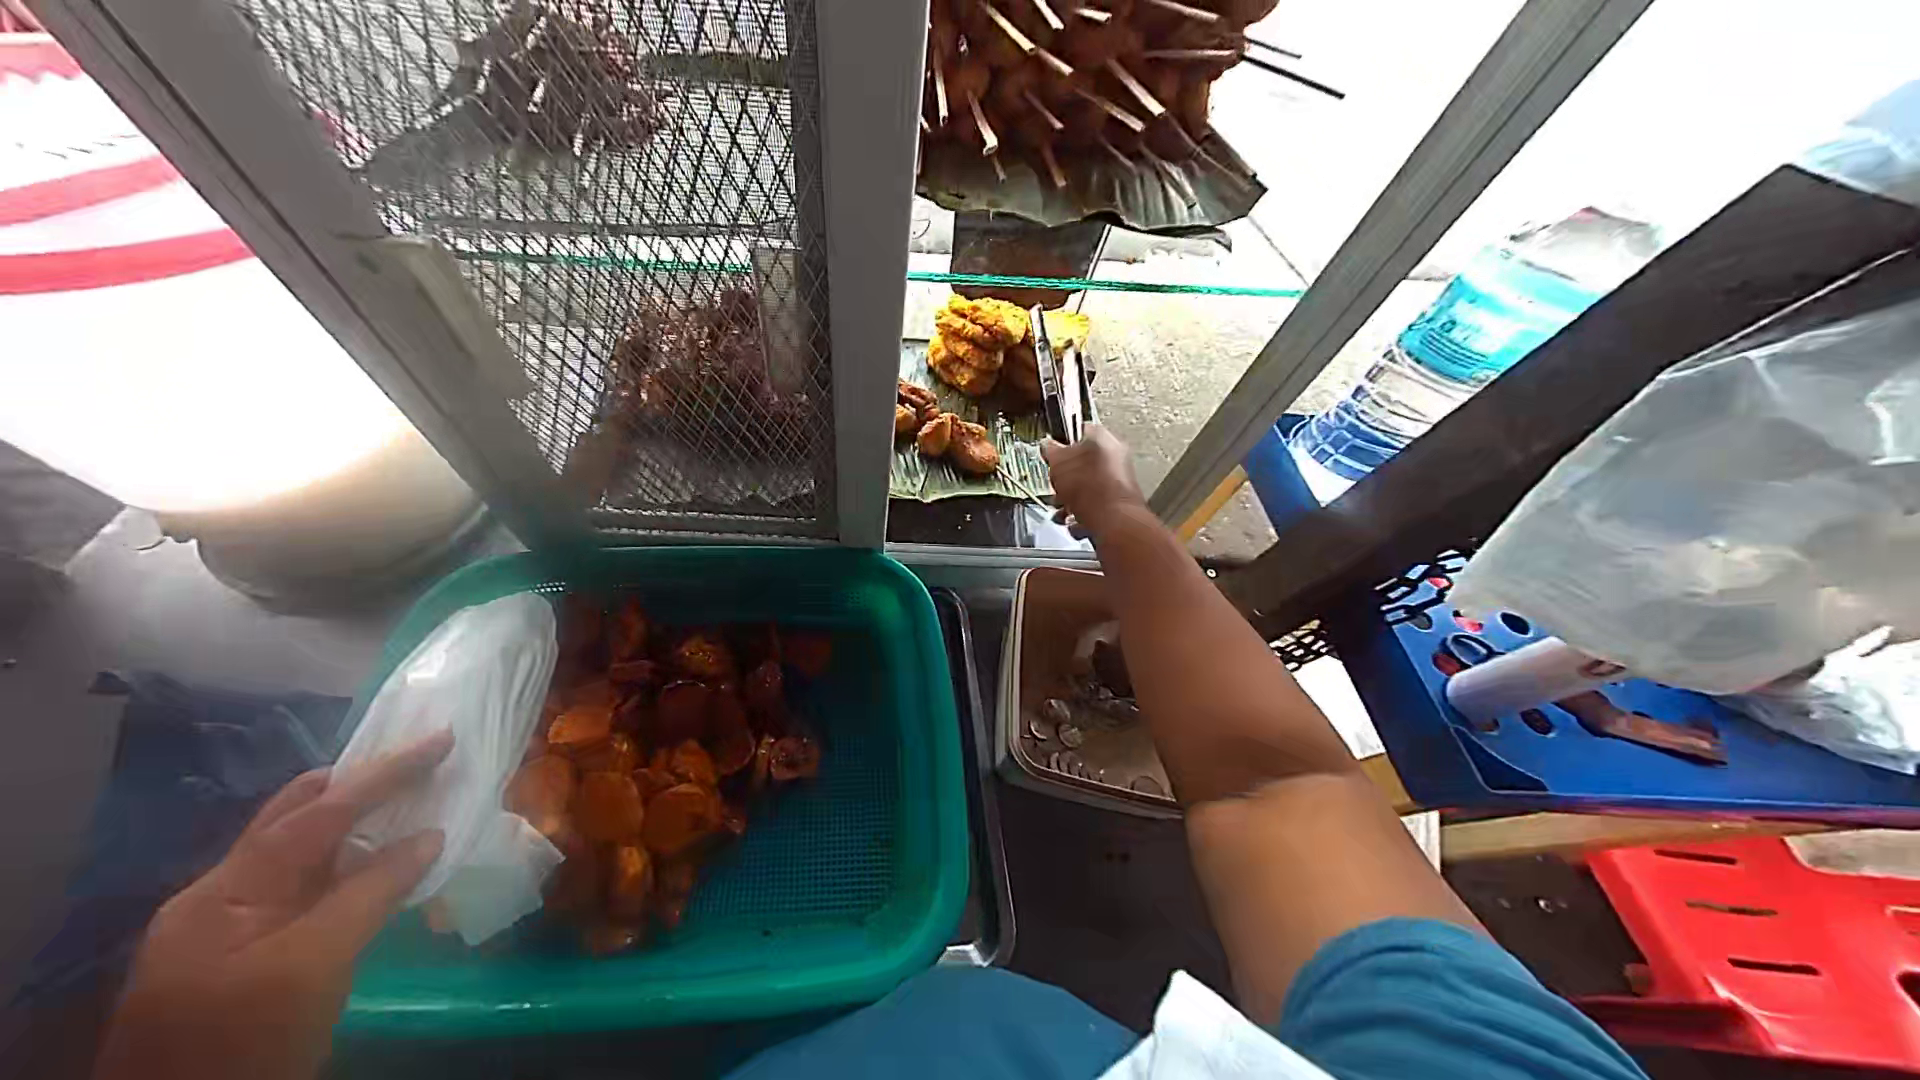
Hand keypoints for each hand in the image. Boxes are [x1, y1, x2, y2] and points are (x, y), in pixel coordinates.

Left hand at [93, 731, 453, 1079]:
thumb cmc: (247, 1039)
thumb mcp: (316, 963)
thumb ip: (373, 890)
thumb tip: (430, 836)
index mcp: (224, 893)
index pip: (316, 813)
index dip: (384, 772)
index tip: (442, 739)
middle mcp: (220, 896)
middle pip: (297, 816)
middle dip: (360, 781)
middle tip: (420, 759)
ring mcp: (232, 925)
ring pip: (305, 847)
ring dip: (361, 818)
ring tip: (413, 796)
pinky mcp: (253, 948)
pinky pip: (311, 881)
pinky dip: (354, 856)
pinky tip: (384, 855)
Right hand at [1043, 424, 1147, 540]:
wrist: (1112, 522)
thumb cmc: (1090, 488)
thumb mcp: (1058, 463)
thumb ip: (1051, 450)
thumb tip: (1047, 445)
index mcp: (1103, 438)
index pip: (1078, 430)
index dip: (1060, 443)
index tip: (1050, 454)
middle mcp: (1116, 457)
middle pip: (1081, 462)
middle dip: (1064, 478)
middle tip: (1056, 486)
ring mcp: (1119, 482)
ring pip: (1086, 486)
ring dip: (1070, 499)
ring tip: (1062, 510)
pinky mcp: (1119, 504)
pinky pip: (1094, 505)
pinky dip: (1082, 514)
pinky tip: (1074, 522)